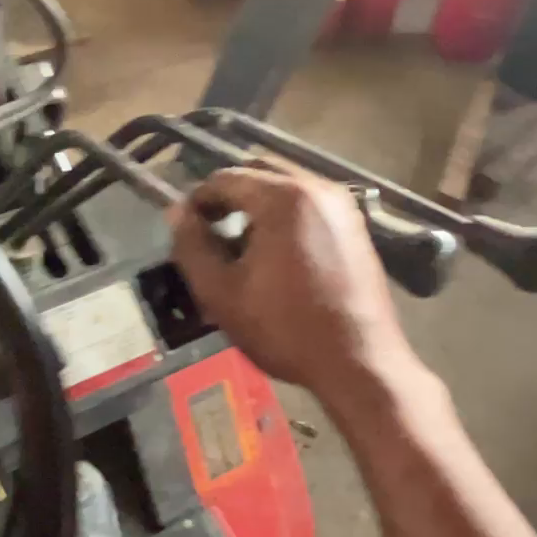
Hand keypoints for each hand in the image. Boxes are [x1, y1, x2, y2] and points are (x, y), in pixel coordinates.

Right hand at [168, 166, 413, 395]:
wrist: (360, 364)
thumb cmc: (285, 329)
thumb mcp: (222, 293)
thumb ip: (192, 246)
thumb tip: (176, 212)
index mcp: (283, 197)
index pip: (226, 178)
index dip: (198, 200)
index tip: (186, 229)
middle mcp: (317, 187)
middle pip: (259, 171)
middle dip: (230, 195)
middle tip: (211, 230)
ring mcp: (342, 205)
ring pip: (286, 185)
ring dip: (258, 203)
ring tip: (241, 245)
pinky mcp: (356, 226)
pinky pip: (310, 202)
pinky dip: (285, 213)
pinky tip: (276, 254)